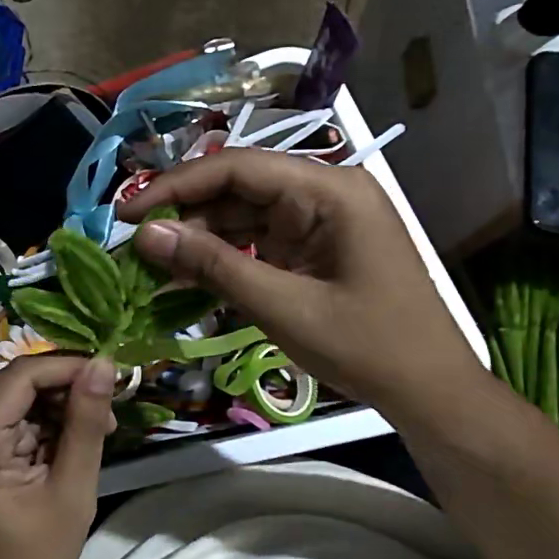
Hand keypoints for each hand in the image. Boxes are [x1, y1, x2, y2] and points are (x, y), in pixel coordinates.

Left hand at [0, 354, 115, 558]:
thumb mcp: (73, 489)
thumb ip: (86, 423)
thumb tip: (105, 364)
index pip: (19, 378)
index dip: (66, 367)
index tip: (109, 374)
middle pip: (12, 382)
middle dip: (63, 383)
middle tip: (107, 400)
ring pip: (13, 396)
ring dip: (57, 401)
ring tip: (99, 423)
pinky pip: (9, 417)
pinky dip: (44, 420)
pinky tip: (73, 435)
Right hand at [118, 148, 480, 410]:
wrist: (430, 390)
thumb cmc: (368, 346)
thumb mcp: (284, 306)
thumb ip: (214, 265)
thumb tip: (146, 235)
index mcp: (329, 189)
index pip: (238, 167)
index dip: (177, 186)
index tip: (128, 213)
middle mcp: (324, 192)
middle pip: (238, 188)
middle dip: (186, 216)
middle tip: (135, 247)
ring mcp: (320, 220)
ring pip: (244, 215)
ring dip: (201, 239)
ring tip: (153, 266)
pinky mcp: (314, 247)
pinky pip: (259, 241)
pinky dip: (225, 258)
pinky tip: (188, 276)